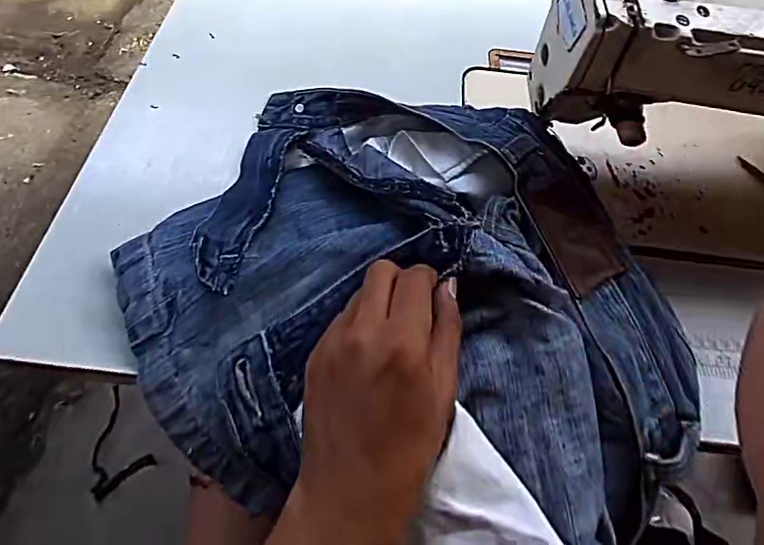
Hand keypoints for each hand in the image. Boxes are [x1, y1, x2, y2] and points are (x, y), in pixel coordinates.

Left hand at [270, 261, 460, 544]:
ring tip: (388, 334)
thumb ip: (448, 332)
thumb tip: (447, 286)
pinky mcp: (315, 350)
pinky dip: (357, 321)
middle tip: (411, 308)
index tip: (432, 295)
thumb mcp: (443, 393)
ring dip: (378, 299)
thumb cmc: (407, 451)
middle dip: (401, 280)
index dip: (428, 280)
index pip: (414, 276)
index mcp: (403, 343)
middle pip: (382, 270)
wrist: (348, 493)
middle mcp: (364, 332)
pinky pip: (341, 316)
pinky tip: (366, 352)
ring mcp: (334, 340)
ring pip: (359, 290)